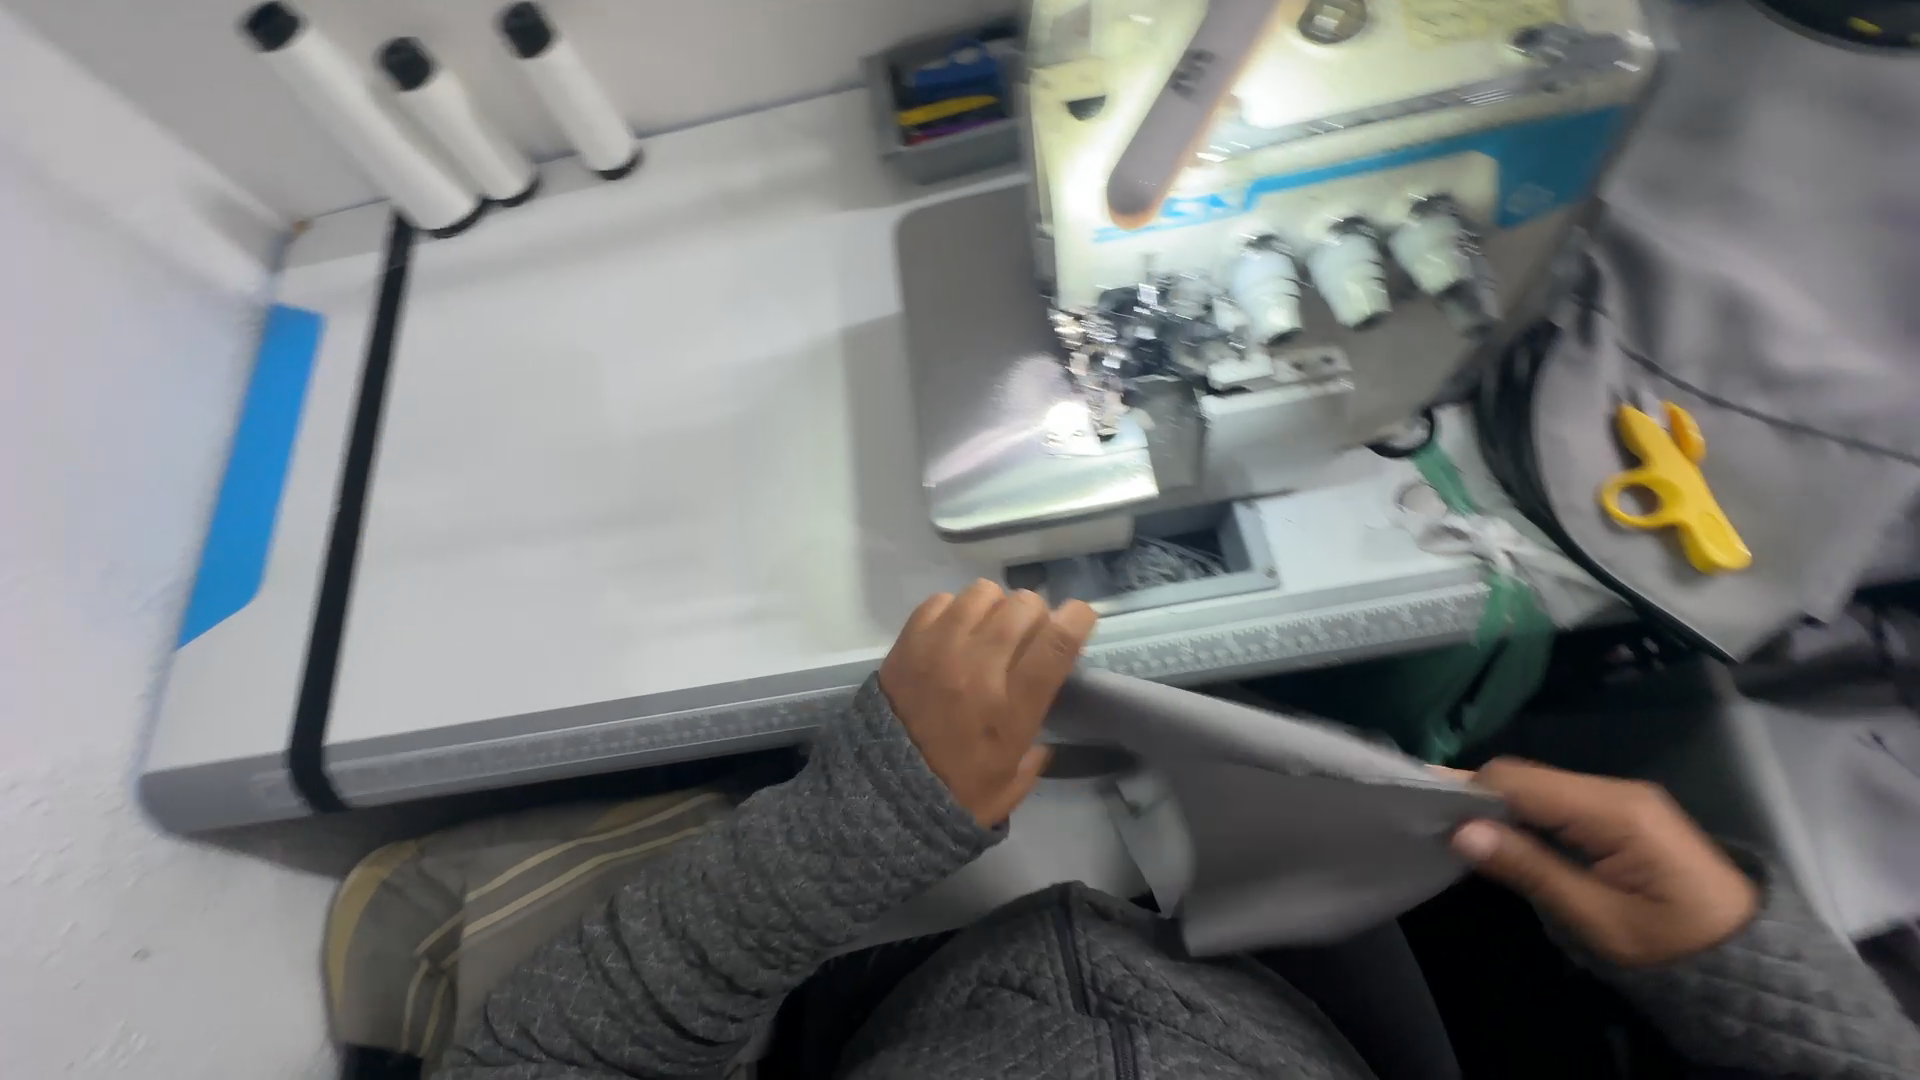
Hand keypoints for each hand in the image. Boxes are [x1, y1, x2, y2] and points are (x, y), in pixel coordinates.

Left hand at [879, 581, 1097, 826]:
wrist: (882, 793)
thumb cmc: (953, 792)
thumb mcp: (1011, 784)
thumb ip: (1037, 750)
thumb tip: (1044, 730)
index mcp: (1012, 708)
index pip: (1056, 644)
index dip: (1077, 619)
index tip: (1081, 614)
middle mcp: (979, 668)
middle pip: (1023, 607)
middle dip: (1036, 614)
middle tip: (1029, 633)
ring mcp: (940, 649)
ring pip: (983, 593)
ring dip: (996, 607)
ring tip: (989, 628)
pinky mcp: (909, 641)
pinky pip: (941, 600)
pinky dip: (955, 610)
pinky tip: (954, 633)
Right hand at [1450, 758, 1758, 967]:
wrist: (1757, 974)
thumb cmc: (1676, 950)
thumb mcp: (1598, 919)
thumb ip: (1529, 869)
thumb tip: (1460, 831)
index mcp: (1615, 811)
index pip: (1519, 780)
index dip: (1468, 791)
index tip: (1425, 812)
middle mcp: (1616, 791)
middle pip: (1524, 777)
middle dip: (1477, 796)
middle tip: (1435, 824)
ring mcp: (1619, 800)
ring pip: (1534, 786)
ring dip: (1496, 806)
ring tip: (1459, 830)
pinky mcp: (1618, 815)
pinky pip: (1553, 801)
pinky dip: (1520, 813)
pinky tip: (1499, 835)